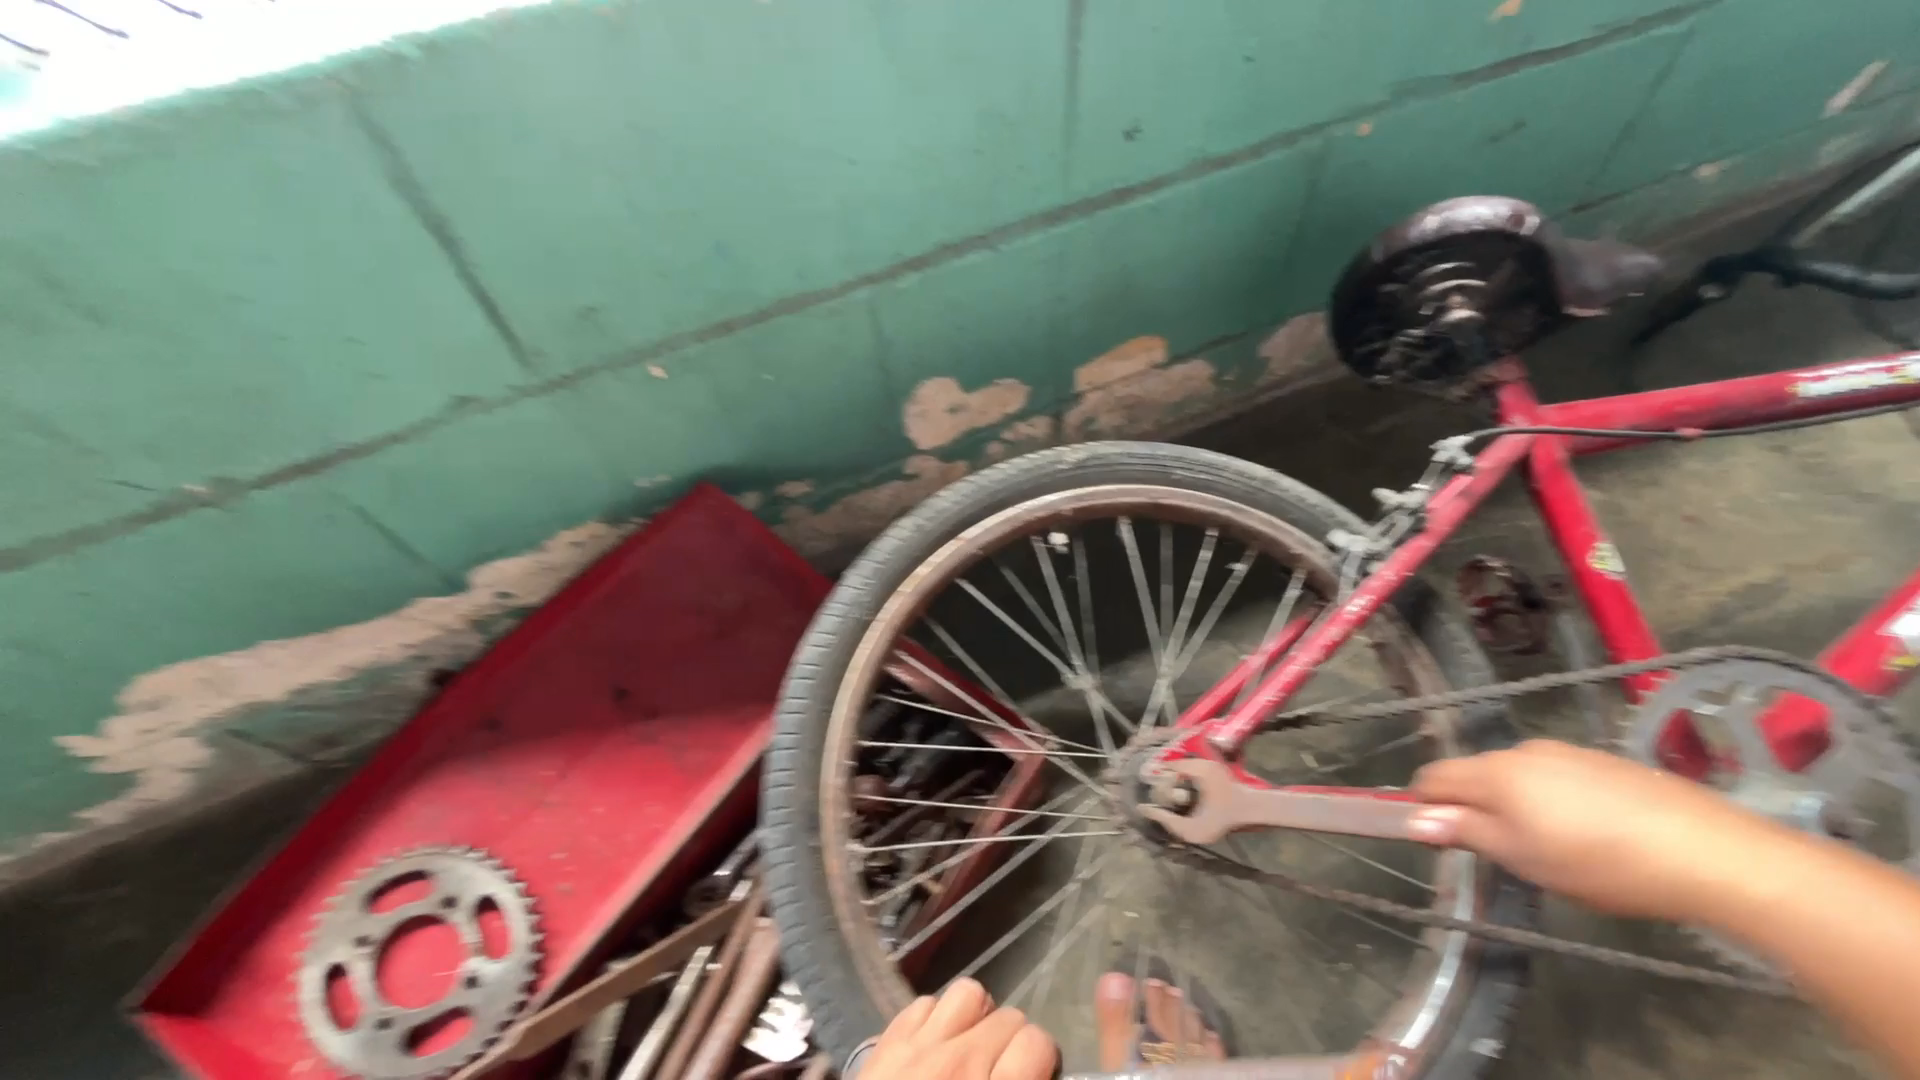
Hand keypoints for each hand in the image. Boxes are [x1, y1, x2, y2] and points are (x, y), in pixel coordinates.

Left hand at [858, 978, 1056, 1079]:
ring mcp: (919, 1048)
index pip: (1038, 1043)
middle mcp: (959, 1064)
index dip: (1040, 1062)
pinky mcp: (887, 1043)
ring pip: (968, 995)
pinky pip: (924, 1004)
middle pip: (1009, 1017)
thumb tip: (1030, 1075)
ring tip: (969, 1049)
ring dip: (975, 1019)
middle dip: (1011, 1043)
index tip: (1032, 1078)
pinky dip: (934, 1021)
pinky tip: (932, 1050)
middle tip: (999, 1072)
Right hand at [1408, 739, 1792, 921]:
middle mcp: (1523, 751)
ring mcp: (1568, 752)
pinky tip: (1593, 834)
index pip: (1433, 776)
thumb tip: (1414, 819)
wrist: (1711, 853)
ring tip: (1553, 847)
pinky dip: (1556, 800)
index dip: (1425, 804)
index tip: (1439, 837)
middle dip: (1476, 806)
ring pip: (1519, 776)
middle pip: (1476, 774)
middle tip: (1503, 852)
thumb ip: (1464, 832)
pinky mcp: (1607, 762)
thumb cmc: (1599, 861)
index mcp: (1494, 772)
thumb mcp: (1522, 857)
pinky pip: (1558, 777)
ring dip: (1517, 804)